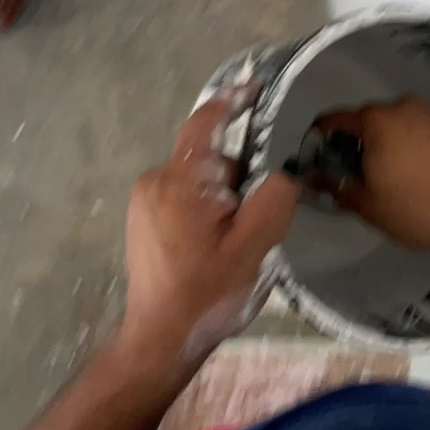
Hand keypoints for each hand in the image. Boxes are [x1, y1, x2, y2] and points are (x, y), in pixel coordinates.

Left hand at [120, 100, 299, 368]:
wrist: (159, 342)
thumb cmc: (206, 294)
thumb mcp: (254, 246)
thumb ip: (275, 197)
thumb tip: (286, 167)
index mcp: (181, 179)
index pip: (207, 120)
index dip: (235, 98)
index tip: (260, 87)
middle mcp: (156, 180)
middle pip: (211, 156)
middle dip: (240, 175)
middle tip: (260, 214)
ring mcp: (145, 201)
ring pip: (200, 179)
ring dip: (225, 196)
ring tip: (238, 240)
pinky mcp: (143, 220)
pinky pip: (185, 196)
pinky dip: (208, 208)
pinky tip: (217, 245)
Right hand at [317, 97, 429, 250]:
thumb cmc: (422, 208)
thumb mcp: (370, 206)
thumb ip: (337, 187)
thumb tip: (312, 177)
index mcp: (376, 120)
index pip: (333, 120)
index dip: (318, 141)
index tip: (316, 162)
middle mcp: (401, 107)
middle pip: (364, 122)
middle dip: (353, 147)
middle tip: (354, 180)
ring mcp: (429, 114)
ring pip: (392, 128)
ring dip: (382, 149)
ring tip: (387, 183)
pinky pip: (415, 133)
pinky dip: (407, 150)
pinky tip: (415, 179)